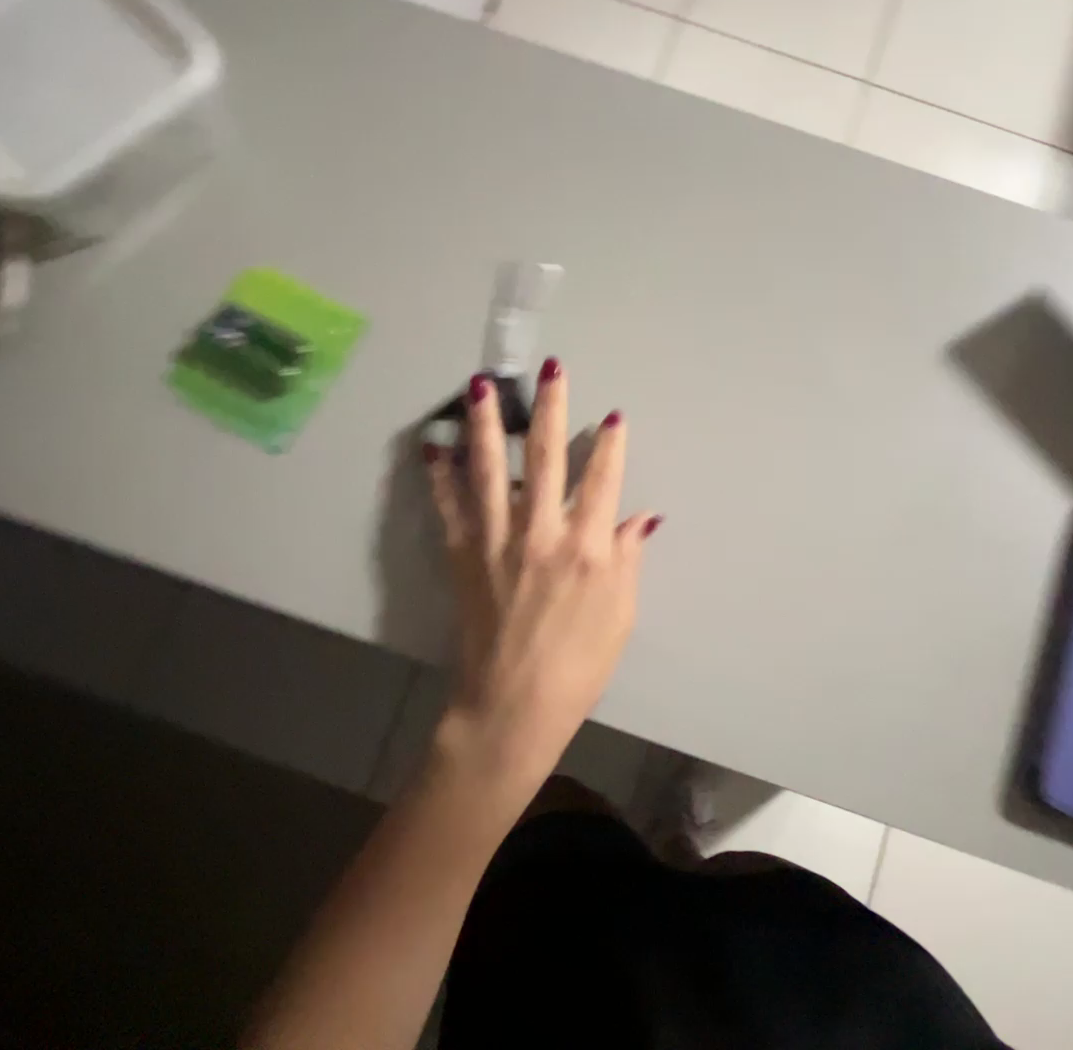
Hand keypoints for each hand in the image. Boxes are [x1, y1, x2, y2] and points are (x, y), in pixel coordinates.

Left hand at [422, 359, 659, 781]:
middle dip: (550, 407)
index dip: (610, 445)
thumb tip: (638, 517)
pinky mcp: (463, 556)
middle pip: (547, 458)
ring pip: (491, 469)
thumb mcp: (620, 616)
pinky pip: (449, 506)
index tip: (612, 416)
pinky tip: (434, 444)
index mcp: (587, 547)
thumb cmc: (579, 665)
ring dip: (488, 423)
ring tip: (481, 385)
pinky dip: (440, 474)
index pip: (602, 480)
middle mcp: (541, 533)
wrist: (514, 703)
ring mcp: (497, 541)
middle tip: (550, 368)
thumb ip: (626, 560)